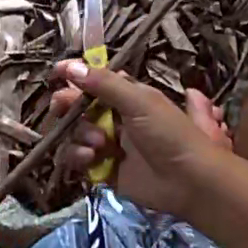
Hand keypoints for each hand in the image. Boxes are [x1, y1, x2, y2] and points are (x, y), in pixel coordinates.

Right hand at [49, 59, 230, 216]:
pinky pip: (77, 159)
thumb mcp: (140, 101)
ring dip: (79, 135)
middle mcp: (114, 118)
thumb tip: (69, 66)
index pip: (93, 81)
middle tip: (63, 108)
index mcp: (126, 97)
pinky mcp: (102, 170)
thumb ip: (103, 83)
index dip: (75, 77)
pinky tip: (90, 158)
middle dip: (69, 107)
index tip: (57, 74)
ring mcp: (107, 145)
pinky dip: (78, 156)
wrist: (190, 181)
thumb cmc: (170, 134)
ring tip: (99, 144)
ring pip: (74, 133)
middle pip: (77, 107)